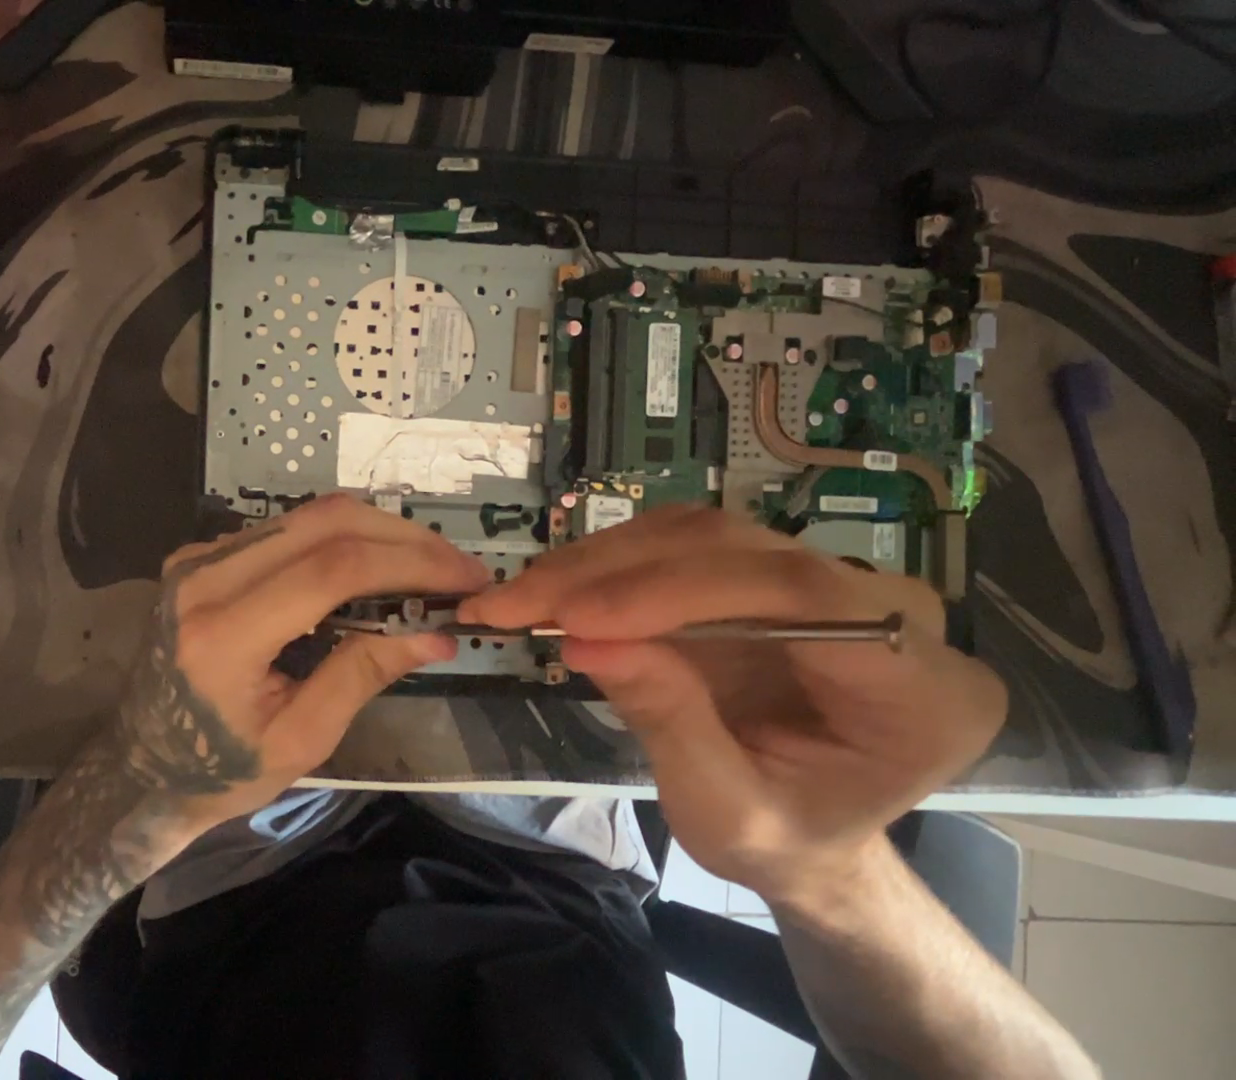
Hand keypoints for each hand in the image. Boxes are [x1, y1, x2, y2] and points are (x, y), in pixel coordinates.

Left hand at [118, 495, 489, 828]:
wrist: (144, 763)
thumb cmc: (222, 767)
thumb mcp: (300, 738)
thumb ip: (362, 675)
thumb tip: (438, 635)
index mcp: (224, 633)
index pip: (331, 569)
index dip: (409, 564)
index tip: (465, 578)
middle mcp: (204, 578)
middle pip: (322, 523)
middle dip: (401, 536)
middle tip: (455, 565)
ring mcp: (197, 560)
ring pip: (304, 516)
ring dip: (374, 532)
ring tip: (425, 566)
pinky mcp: (200, 557)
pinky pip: (283, 530)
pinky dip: (337, 539)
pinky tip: (373, 567)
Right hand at [459, 505, 1005, 906]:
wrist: (803, 835)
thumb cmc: (779, 841)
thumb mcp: (723, 809)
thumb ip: (670, 722)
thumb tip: (583, 639)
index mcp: (921, 690)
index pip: (803, 597)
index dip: (681, 592)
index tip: (577, 619)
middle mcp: (888, 613)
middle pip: (741, 550)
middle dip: (614, 572)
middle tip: (515, 602)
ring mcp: (825, 584)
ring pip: (700, 535)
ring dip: (597, 561)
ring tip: (520, 596)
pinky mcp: (765, 575)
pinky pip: (681, 547)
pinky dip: (606, 565)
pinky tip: (555, 590)